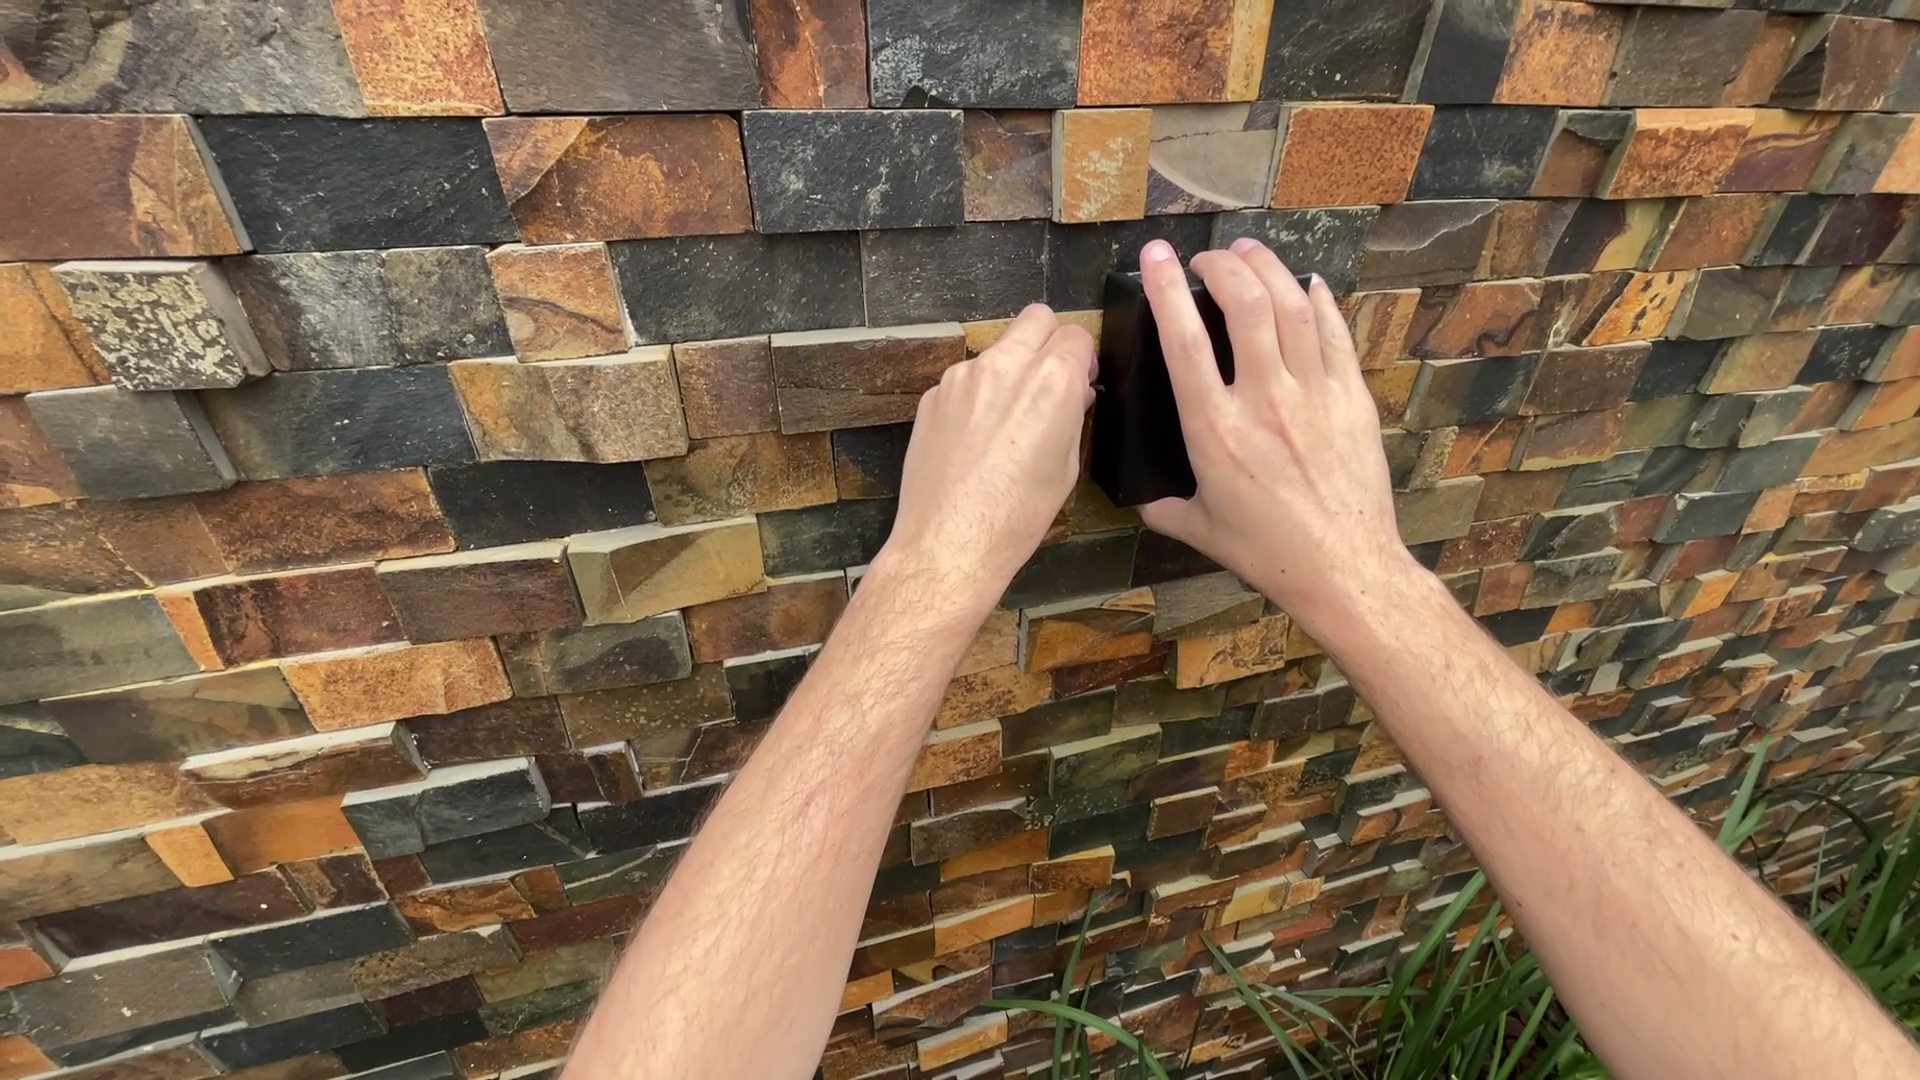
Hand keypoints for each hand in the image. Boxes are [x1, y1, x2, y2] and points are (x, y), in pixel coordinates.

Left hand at [878, 304, 1095, 611]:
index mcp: (1051, 380)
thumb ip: (1071, 417)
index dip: (1082, 359)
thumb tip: (1073, 394)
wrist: (949, 542)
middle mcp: (1004, 364)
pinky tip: (971, 439)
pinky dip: (975, 396)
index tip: (1079, 384)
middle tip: (1046, 384)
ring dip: (1008, 370)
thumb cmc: (1019, 515)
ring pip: (995, 350)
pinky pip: (964, 380)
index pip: (1076, 335)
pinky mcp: (931, 395)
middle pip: (1034, 319)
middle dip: (1048, 342)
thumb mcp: (1066, 468)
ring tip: (1003, 422)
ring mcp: (961, 377)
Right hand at [1136, 238, 1418, 635]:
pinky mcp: (1351, 397)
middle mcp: (1263, 399)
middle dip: (1223, 266)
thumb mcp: (1198, 528)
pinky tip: (1309, 283)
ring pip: (1293, 306)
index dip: (1167, 290)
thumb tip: (1141, 498)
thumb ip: (1161, 506)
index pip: (1185, 342)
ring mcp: (1313, 393)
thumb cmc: (1264, 549)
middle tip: (1208, 258)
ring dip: (1269, 268)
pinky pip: (1335, 333)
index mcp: (1214, 429)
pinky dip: (1320, 300)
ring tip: (1250, 252)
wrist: (1342, 565)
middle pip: (1245, 305)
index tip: (1156, 257)